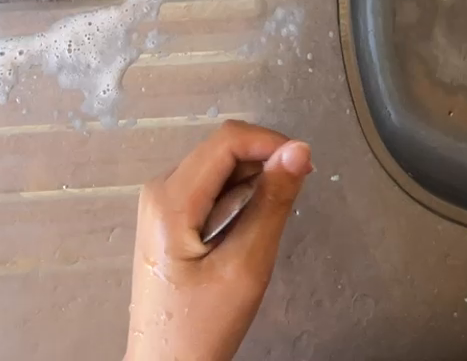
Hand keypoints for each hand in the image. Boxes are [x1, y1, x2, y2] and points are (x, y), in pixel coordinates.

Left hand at [126, 121, 312, 360]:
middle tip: (301, 182)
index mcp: (170, 197)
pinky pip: (211, 186)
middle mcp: (161, 188)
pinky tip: (261, 210)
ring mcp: (162, 203)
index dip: (270, 141)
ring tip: (286, 198)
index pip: (226, 141)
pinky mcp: (170, 217)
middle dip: (265, 156)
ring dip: (255, 172)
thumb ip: (272, 203)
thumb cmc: (201, 327)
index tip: (306, 162)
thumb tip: (299, 149)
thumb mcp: (245, 267)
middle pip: (221, 149)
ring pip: (218, 165)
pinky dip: (241, 190)